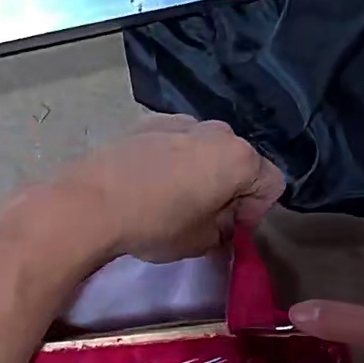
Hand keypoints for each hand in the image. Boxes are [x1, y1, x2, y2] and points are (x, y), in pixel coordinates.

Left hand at [36, 115, 284, 262]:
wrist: (92, 202)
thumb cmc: (156, 223)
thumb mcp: (201, 241)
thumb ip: (225, 230)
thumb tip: (222, 223)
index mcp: (239, 158)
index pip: (271, 184)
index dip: (256, 212)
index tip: (231, 231)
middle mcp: (216, 130)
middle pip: (238, 161)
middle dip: (229, 189)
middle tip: (204, 218)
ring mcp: (179, 121)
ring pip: (205, 148)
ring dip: (200, 172)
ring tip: (173, 199)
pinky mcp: (146, 122)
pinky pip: (174, 142)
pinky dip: (172, 159)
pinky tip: (149, 183)